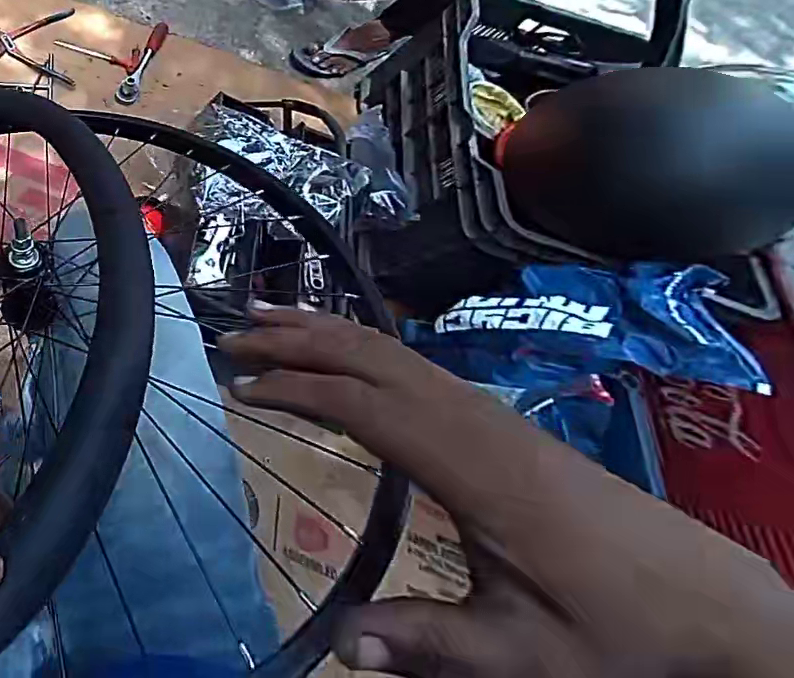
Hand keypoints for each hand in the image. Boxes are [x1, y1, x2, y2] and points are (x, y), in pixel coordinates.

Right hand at [221, 303, 793, 677]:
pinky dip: (352, 336)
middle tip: (228, 338)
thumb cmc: (623, 629)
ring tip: (261, 315)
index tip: (238, 387)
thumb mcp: (531, 655)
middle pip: (362, 356)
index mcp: (469, 465)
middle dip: (289, 341)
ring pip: (383, 346)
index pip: (358, 402)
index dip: (291, 387)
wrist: (731, 611)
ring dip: (317, 327)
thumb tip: (339, 647)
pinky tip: (330, 338)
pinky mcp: (487, 412)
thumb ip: (432, 643)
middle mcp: (468, 418)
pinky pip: (404, 356)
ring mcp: (480, 408)